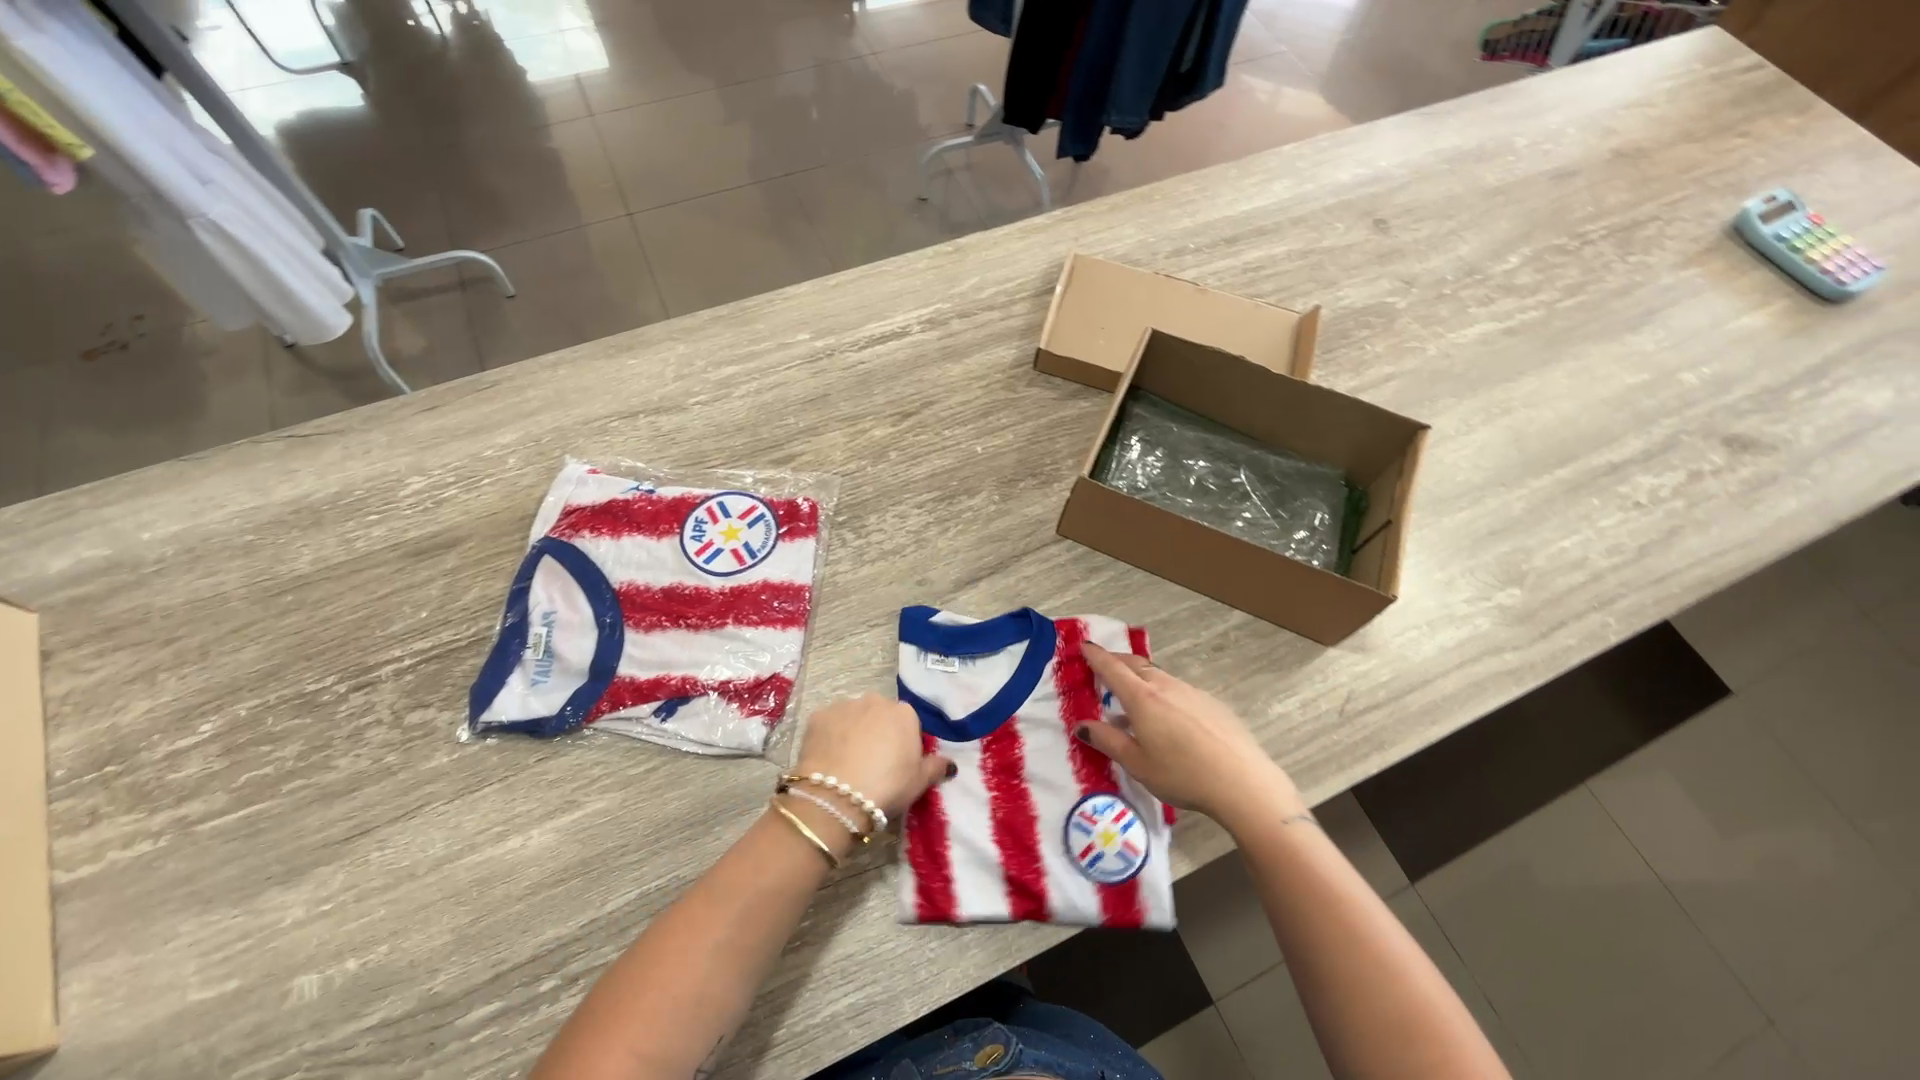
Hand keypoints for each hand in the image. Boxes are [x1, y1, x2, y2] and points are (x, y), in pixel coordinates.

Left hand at [793, 694, 952, 819]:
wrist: (836, 796)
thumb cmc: (887, 786)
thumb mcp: (920, 782)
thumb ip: (937, 767)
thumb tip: (949, 763)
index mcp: (904, 713)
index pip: (908, 723)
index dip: (903, 743)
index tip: (897, 764)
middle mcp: (874, 701)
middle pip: (879, 715)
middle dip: (878, 732)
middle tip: (873, 763)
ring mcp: (843, 706)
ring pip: (853, 717)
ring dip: (853, 732)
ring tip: (848, 762)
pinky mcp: (817, 716)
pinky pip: (829, 724)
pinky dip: (830, 736)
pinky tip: (829, 758)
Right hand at [1078, 643, 1307, 831]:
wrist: (1242, 782)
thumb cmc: (1182, 775)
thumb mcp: (1137, 764)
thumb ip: (1108, 740)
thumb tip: (1082, 725)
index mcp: (1142, 699)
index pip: (1113, 669)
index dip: (1096, 656)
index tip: (1084, 645)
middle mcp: (1166, 687)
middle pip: (1137, 666)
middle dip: (1117, 662)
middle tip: (1104, 666)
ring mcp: (1192, 693)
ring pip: (1159, 678)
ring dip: (1141, 680)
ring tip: (1133, 700)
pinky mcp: (1212, 704)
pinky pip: (1179, 691)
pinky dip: (1164, 695)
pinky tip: (1169, 720)